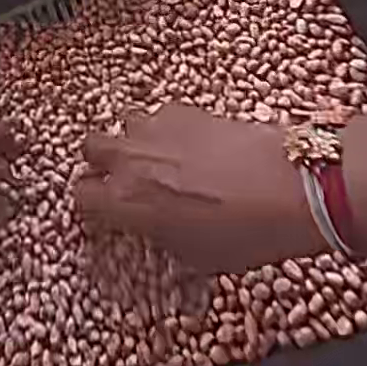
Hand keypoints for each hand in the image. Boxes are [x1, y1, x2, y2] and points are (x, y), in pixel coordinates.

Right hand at [74, 104, 319, 272]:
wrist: (285, 186)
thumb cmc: (244, 234)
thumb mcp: (196, 257)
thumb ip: (162, 238)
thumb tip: (158, 230)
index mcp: (126, 201)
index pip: (81, 195)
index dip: (91, 202)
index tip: (104, 208)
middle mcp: (130, 159)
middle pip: (91, 146)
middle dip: (102, 160)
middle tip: (125, 176)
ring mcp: (155, 128)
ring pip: (125, 124)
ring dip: (135, 139)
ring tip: (161, 156)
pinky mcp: (182, 108)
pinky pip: (160, 115)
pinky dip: (168, 128)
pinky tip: (194, 143)